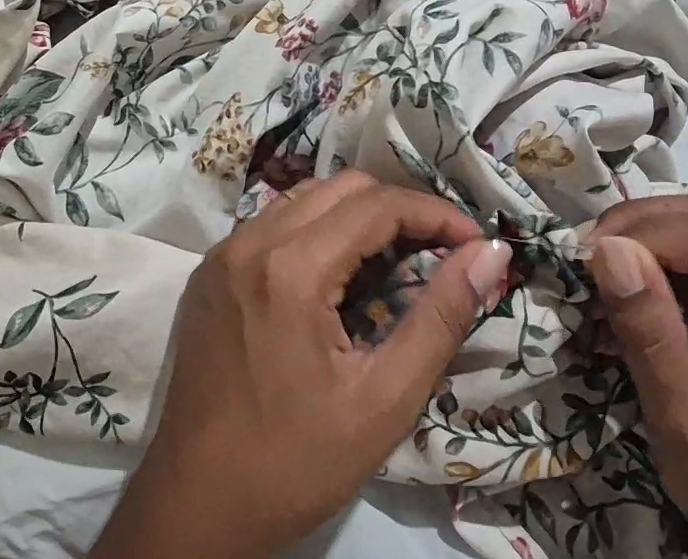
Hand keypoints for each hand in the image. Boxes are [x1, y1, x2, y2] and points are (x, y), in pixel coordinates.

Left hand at [90, 171, 513, 558]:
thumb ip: (440, 318)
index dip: (435, 214)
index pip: (375, 205)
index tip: (475, 243)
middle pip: (339, 188)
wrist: (198, 501)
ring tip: (394, 266)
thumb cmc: (296, 461)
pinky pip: (270, 226)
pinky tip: (337, 281)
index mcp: (289, 269)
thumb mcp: (384, 399)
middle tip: (439, 254)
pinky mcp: (208, 274)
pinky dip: (314, 233)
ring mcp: (220, 256)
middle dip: (398, 209)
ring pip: (302, 199)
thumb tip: (489, 254)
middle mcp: (248, 243)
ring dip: (354, 217)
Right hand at [586, 190, 687, 558]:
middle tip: (587, 250)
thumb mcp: (687, 426)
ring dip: (650, 233)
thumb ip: (652, 338)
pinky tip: (621, 279)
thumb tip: (607, 250)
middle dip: (653, 224)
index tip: (596, 250)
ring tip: (597, 261)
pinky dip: (655, 256)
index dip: (668, 231)